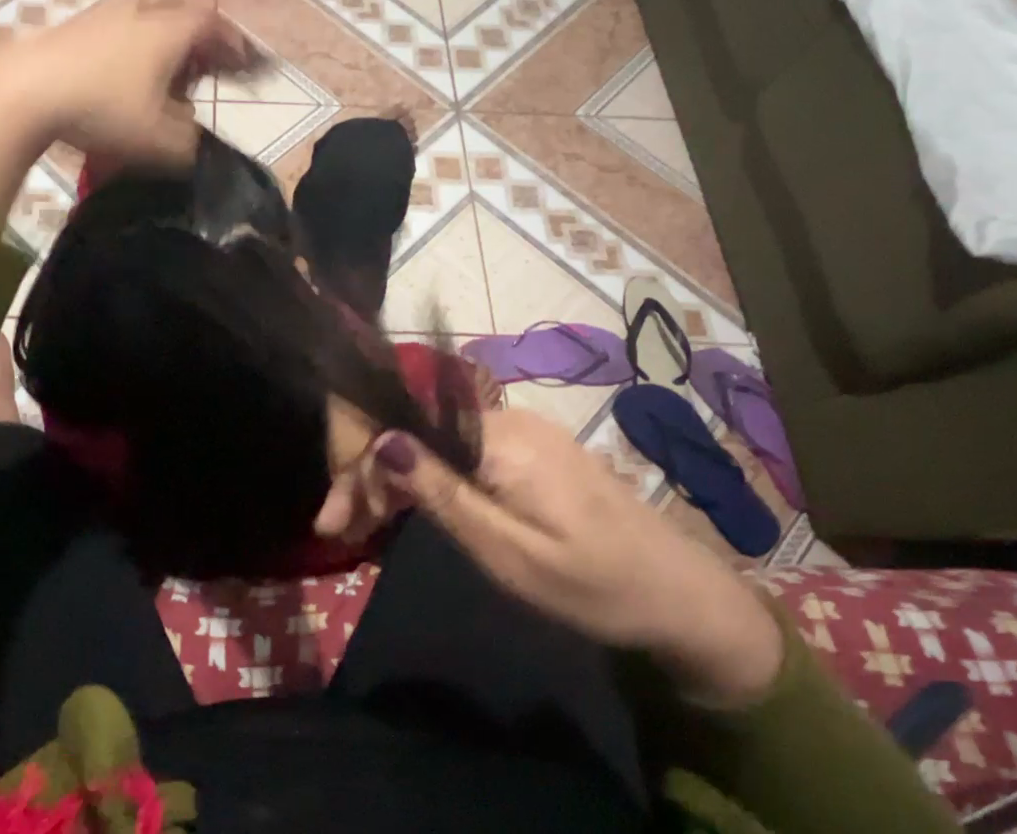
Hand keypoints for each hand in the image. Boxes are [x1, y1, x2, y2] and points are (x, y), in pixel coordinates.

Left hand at [0, 0, 260, 166]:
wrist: (24, 90)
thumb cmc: (101, 110)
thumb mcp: (159, 142)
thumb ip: (192, 147)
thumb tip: (200, 146)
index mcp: (171, 30)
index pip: (217, 29)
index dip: (238, 48)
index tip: (250, 67)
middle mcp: (143, 12)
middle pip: (184, 16)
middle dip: (203, 41)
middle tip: (211, 67)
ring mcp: (106, 15)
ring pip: (150, 22)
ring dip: (167, 45)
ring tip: (170, 78)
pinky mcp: (75, 29)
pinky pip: (121, 32)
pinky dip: (136, 50)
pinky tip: (126, 79)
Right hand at [375, 410, 784, 707]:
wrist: (685, 597)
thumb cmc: (596, 587)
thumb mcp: (509, 554)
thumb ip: (443, 494)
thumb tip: (383, 440)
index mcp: (501, 440)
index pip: (401, 430)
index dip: (358, 468)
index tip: (331, 522)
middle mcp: (506, 420)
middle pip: (412, 431)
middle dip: (368, 475)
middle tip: (341, 531)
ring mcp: (521, 433)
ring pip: (431, 442)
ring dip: (393, 480)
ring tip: (366, 526)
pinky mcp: (529, 451)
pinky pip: (458, 452)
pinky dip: (427, 480)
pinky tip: (411, 509)